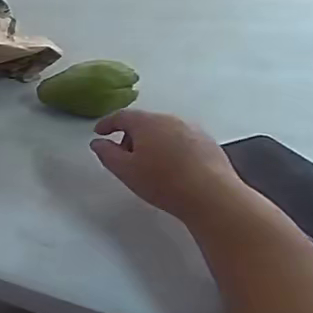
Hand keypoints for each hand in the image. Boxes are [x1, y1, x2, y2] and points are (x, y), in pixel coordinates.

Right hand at [90, 110, 250, 221]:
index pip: (121, 116)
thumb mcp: (124, 170)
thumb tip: (99, 143)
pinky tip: (169, 167)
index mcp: (147, 123)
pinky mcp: (209, 144)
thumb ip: (106, 153)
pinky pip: (181, 140)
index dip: (107, 123)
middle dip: (130, 135)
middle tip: (122, 153)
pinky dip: (169, 148)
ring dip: (151, 142)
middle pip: (144, 122)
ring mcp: (194, 131)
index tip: (99, 132)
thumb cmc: (163, 182)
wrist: (213, 197)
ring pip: (164, 130)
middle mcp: (171, 120)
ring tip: (146, 163)